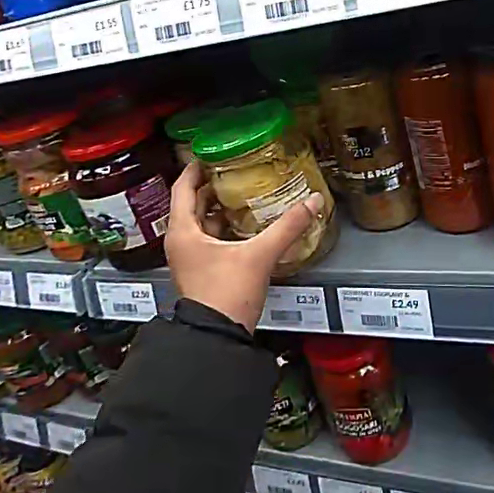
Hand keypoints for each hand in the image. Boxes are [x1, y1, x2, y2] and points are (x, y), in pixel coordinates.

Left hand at [165, 162, 325, 331]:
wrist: (217, 337)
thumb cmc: (225, 296)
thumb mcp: (259, 255)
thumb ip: (287, 227)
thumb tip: (312, 202)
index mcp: (183, 232)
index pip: (182, 188)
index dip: (194, 168)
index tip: (208, 154)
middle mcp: (181, 243)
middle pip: (191, 204)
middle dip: (209, 187)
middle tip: (230, 170)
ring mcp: (190, 258)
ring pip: (200, 223)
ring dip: (216, 208)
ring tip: (240, 192)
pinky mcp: (202, 271)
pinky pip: (208, 240)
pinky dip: (222, 228)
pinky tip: (243, 225)